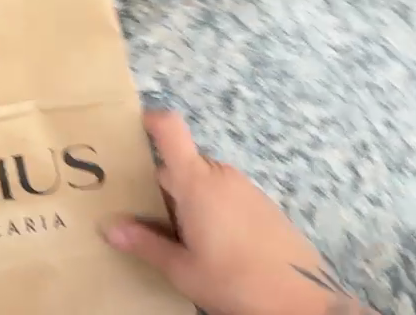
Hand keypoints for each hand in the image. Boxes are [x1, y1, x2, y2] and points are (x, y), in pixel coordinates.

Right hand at [101, 113, 371, 314]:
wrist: (307, 305)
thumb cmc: (236, 281)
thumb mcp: (184, 270)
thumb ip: (145, 244)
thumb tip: (108, 227)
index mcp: (196, 181)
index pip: (169, 128)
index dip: (149, 119)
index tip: (131, 127)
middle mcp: (221, 175)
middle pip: (182, 163)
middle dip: (164, 184)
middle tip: (149, 215)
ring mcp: (247, 189)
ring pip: (206, 181)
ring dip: (191, 199)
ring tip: (184, 238)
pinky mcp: (267, 207)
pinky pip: (229, 195)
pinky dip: (215, 209)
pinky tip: (218, 246)